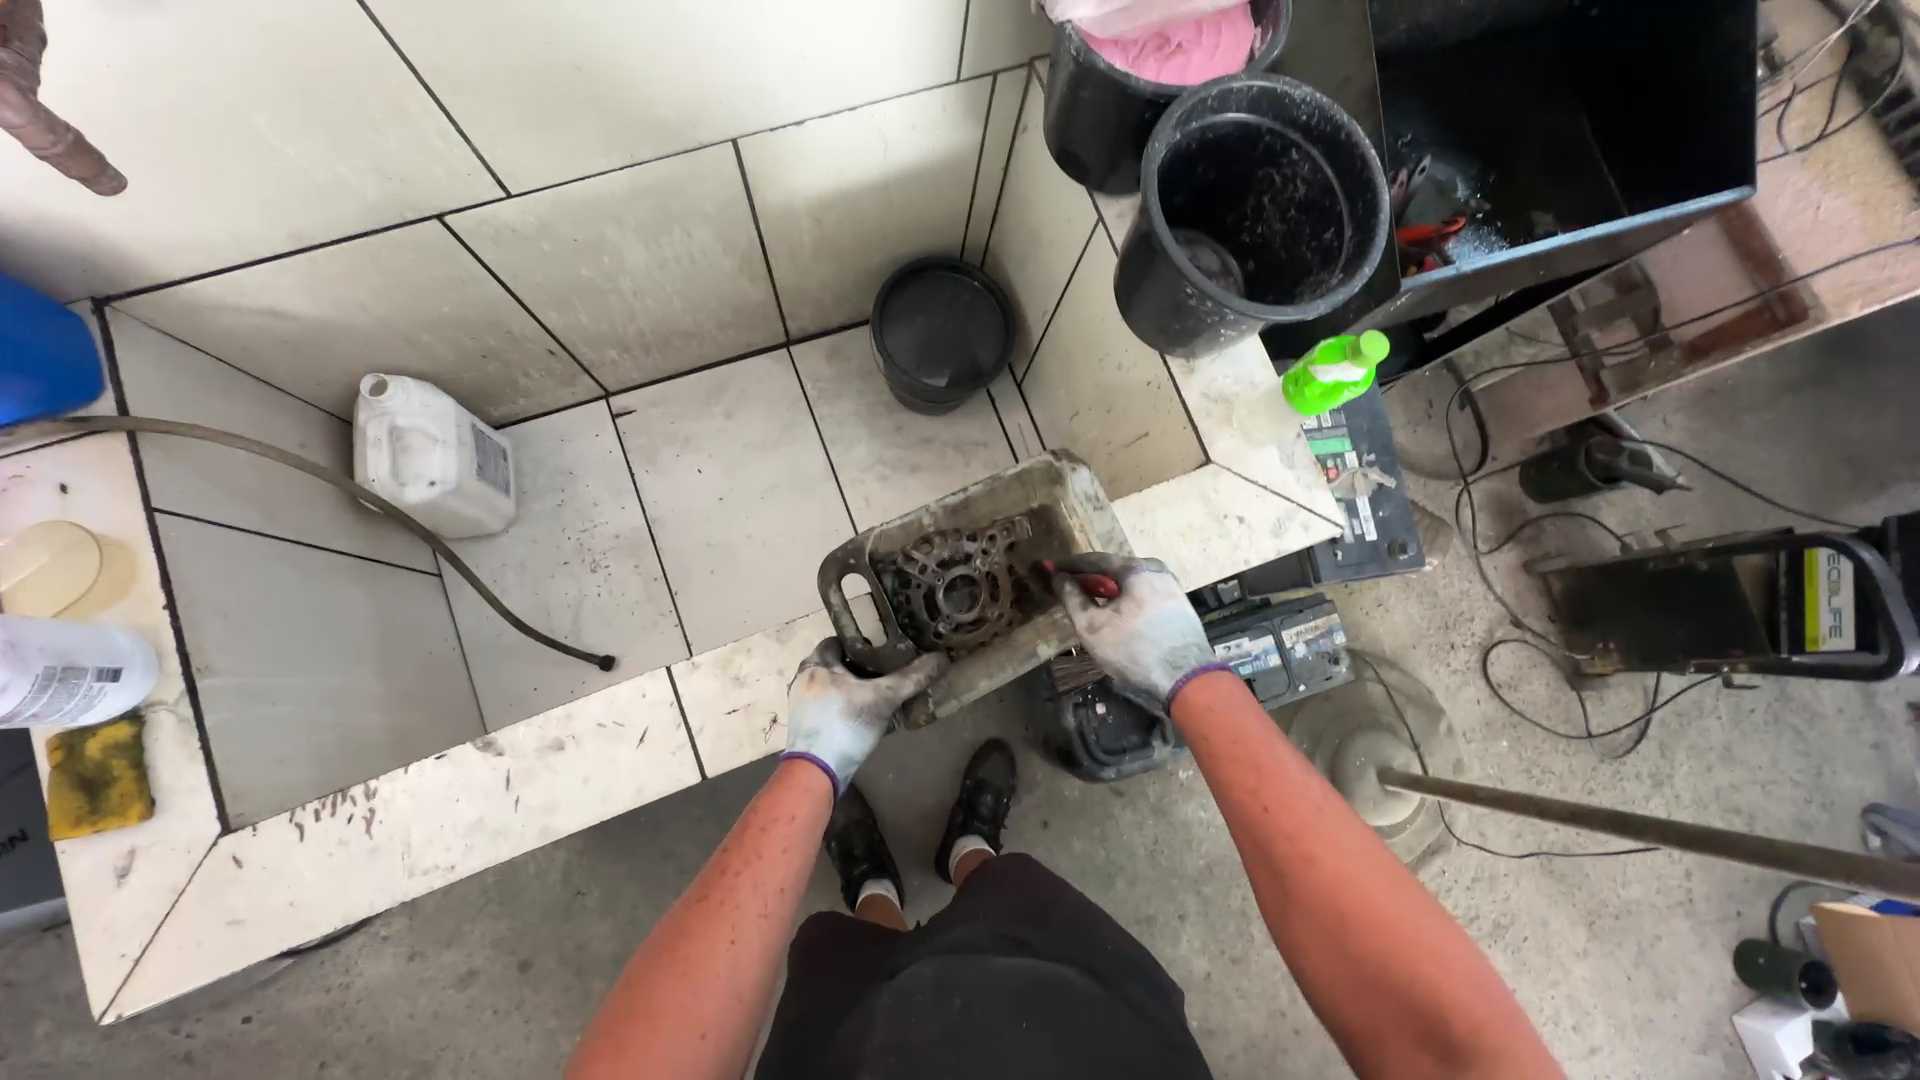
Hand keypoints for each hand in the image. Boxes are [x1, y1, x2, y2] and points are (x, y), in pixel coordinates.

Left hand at [782, 639, 946, 794]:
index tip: (882, 649)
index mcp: (816, 664)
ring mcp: (801, 704)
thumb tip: (940, 658)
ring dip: (851, 688)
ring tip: (877, 694)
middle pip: (835, 665)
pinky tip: (863, 717)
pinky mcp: (805, 726)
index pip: (838, 641)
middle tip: (885, 671)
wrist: (815, 772)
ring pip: (831, 687)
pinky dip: (844, 707)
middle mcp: (803, 679)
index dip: (860, 642)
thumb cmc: (844, 725)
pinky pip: (827, 707)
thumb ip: (911, 678)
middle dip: (858, 667)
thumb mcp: (883, 699)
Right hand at [1050, 553, 1228, 713]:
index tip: (1051, 569)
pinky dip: (1126, 599)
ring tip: (1090, 602)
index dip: (1070, 565)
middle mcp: (1157, 570)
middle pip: (1115, 569)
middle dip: (1090, 578)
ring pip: (1131, 583)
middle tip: (1069, 587)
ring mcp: (1172, 587)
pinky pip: (1144, 594)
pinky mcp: (1179, 605)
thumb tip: (1059, 578)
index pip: (1095, 560)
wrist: (1185, 679)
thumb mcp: (1092, 626)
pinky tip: (1116, 613)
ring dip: (1109, 590)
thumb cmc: (1134, 650)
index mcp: (1137, 569)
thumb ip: (1072, 598)